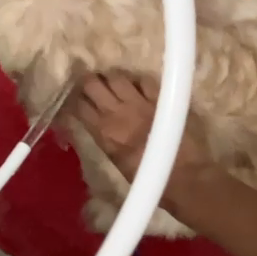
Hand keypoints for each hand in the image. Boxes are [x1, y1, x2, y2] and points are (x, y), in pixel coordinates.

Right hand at [69, 73, 215, 189]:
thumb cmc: (148, 179)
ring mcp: (140, 102)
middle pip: (93, 83)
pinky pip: (144, 80)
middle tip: (90, 84)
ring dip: (112, 78)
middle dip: (88, 81)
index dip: (72, 99)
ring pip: (116, 77)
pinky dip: (138, 81)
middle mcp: (117, 112)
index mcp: (103, 132)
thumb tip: (95, 123)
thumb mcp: (115, 160)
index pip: (78, 106)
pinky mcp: (161, 98)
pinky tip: (139, 86)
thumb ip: (104, 137)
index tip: (72, 96)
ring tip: (114, 82)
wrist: (184, 178)